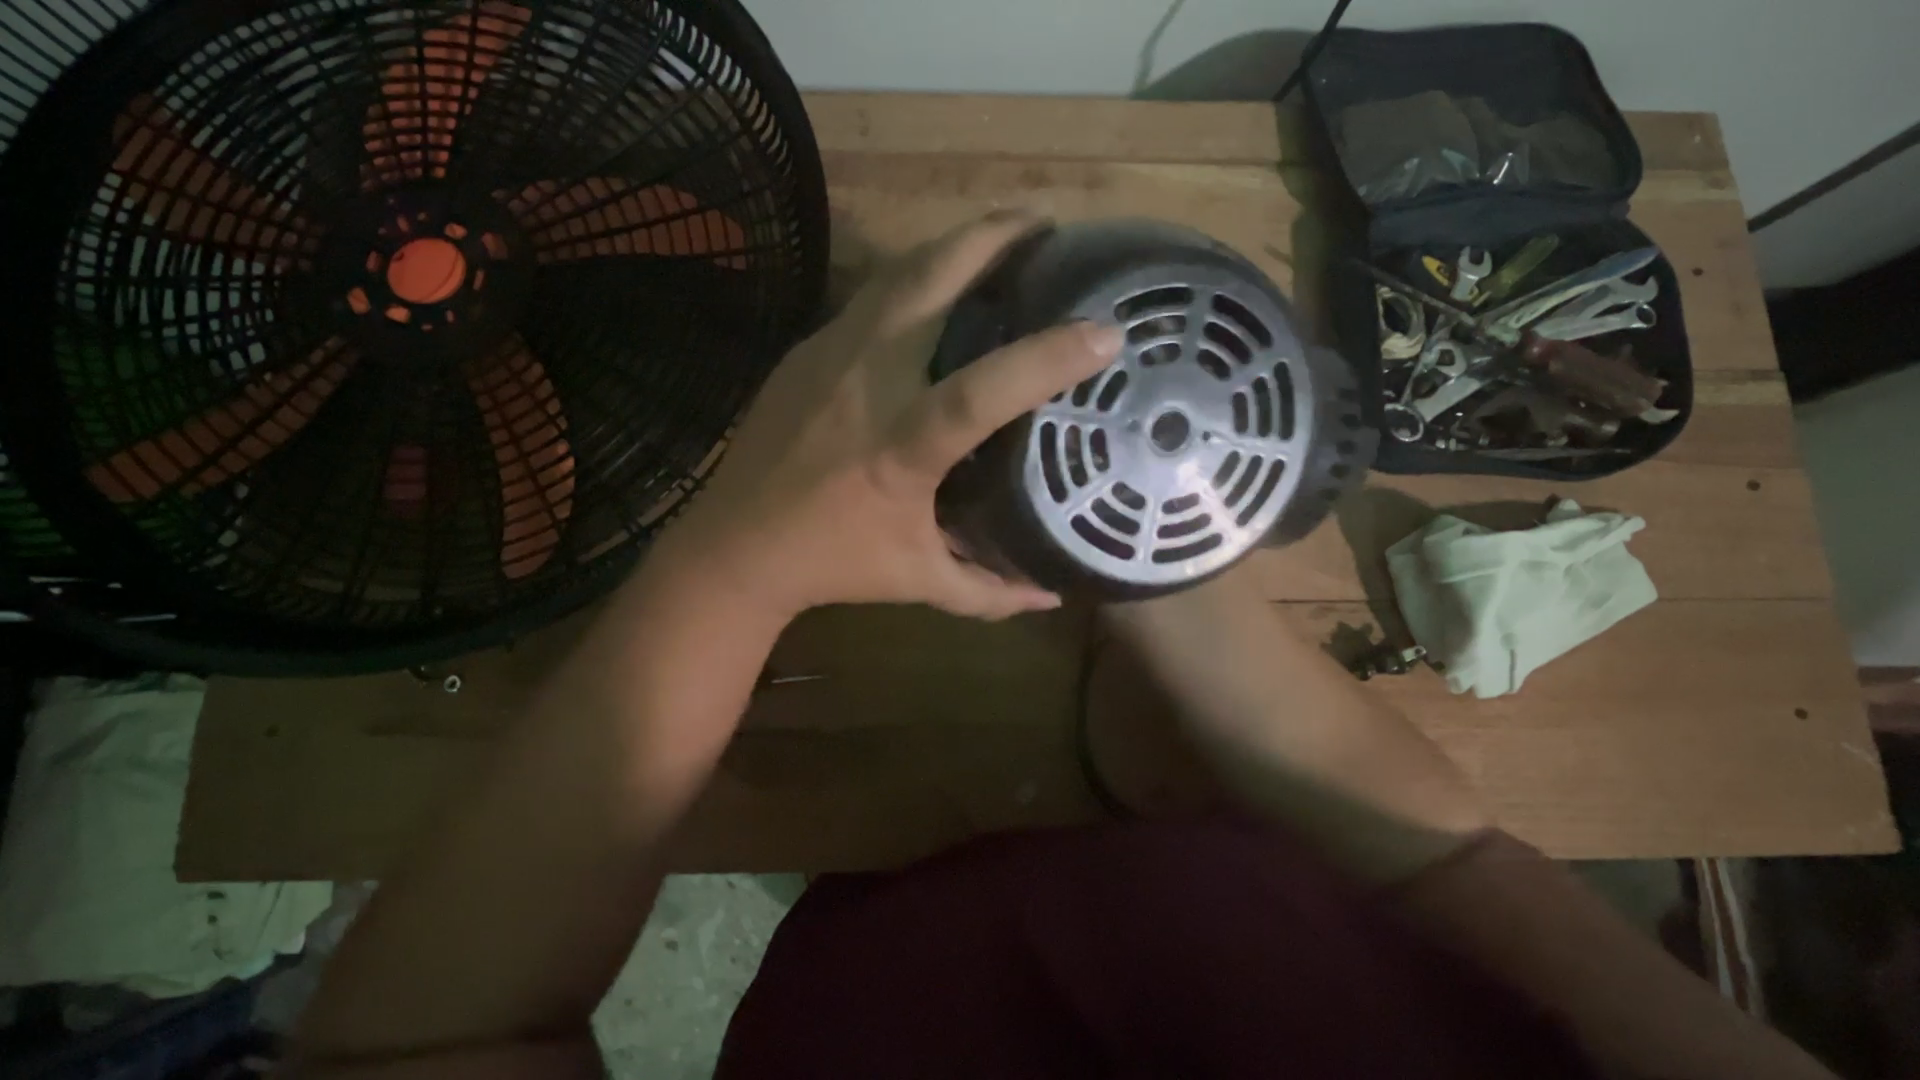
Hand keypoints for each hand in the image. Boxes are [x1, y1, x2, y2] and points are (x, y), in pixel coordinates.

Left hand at [654, 210, 1122, 620]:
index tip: (1105, 331)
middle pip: (931, 282)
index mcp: (902, 446)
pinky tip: (941, 285)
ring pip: (899, 272)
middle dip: (994, 238)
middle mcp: (867, 382)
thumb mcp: (919, 583)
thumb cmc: (833, 564)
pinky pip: (872, 295)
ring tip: (1003, 235)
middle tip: (1048, 226)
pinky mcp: (807, 349)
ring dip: (956, 245)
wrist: (733, 545)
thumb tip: (1053, 598)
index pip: (982, 389)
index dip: (1046, 357)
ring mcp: (831, 355)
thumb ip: (990, 593)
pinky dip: (916, 277)